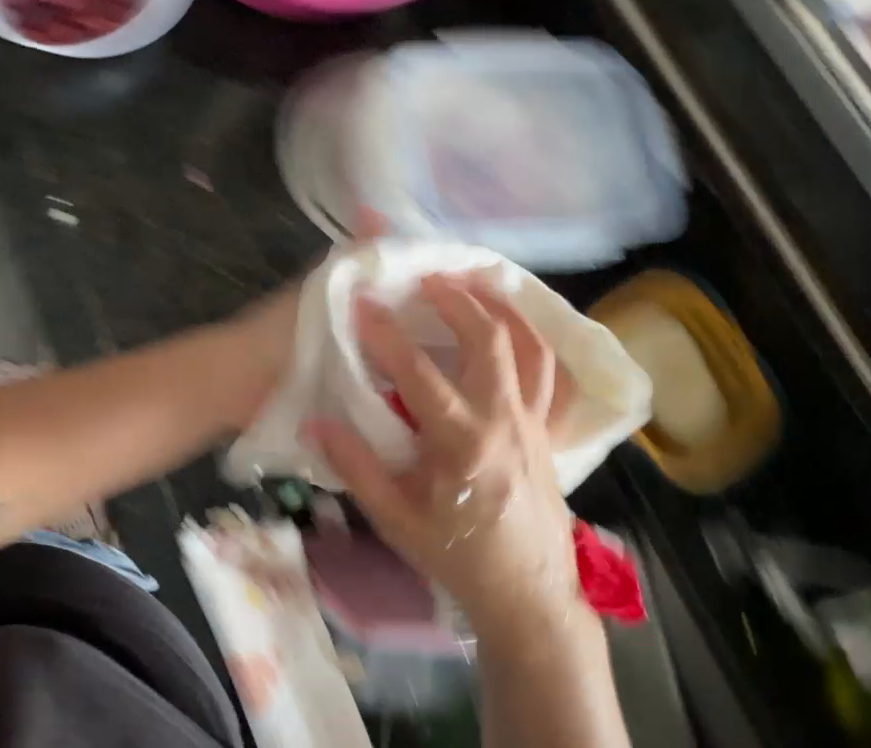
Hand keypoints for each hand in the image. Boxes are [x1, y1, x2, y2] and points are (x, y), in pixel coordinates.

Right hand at [310, 274, 580, 636]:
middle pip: (490, 341)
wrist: (528, 595)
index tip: (360, 302)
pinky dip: (538, 344)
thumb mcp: (394, 518)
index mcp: (462, 441)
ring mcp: (536, 424)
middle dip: (457, 300)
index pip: (418, 371)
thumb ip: (355, 467)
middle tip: (427, 275)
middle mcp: (505, 421)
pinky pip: (554, 377)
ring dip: (504, 310)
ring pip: (532, 350)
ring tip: (478, 282)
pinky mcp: (552, 433)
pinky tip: (520, 328)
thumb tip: (316, 421)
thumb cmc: (456, 554)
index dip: (385, 332)